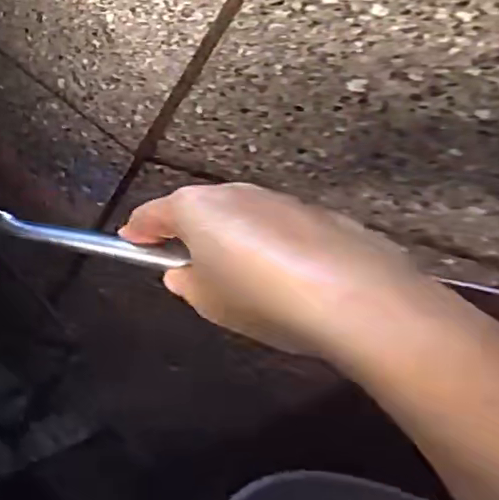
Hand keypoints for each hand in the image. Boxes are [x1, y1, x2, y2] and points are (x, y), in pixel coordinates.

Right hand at [117, 183, 442, 360]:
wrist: (368, 305)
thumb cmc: (265, 299)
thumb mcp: (209, 303)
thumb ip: (187, 283)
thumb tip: (185, 274)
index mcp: (194, 207)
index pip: (150, 215)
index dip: (137, 230)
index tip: (130, 241)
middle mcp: (234, 193)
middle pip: (202, 211)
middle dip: (196, 234)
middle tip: (198, 268)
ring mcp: (284, 202)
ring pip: (249, 219)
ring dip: (244, 241)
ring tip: (258, 282)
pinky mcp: (331, 219)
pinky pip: (293, 233)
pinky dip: (287, 250)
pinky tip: (304, 285)